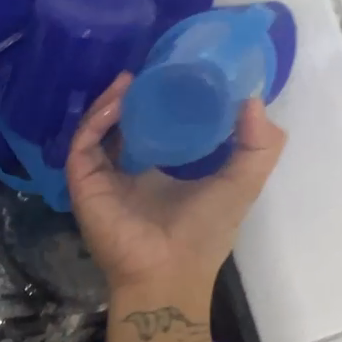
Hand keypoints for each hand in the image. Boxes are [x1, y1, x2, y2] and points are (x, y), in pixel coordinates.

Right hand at [65, 74, 286, 292]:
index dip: (158, 100)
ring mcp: (101, 180)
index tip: (172, 72)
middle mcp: (125, 174)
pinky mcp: (84, 186)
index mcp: (157, 173)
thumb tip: (252, 97)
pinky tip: (117, 102)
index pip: (149, 129)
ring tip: (128, 80)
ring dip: (107, 103)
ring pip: (95, 132)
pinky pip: (82, 146)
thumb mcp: (244, 180)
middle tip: (145, 70)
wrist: (170, 271)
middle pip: (118, 126)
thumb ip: (259, 141)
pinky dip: (95, 121)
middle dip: (129, 97)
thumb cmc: (204, 233)